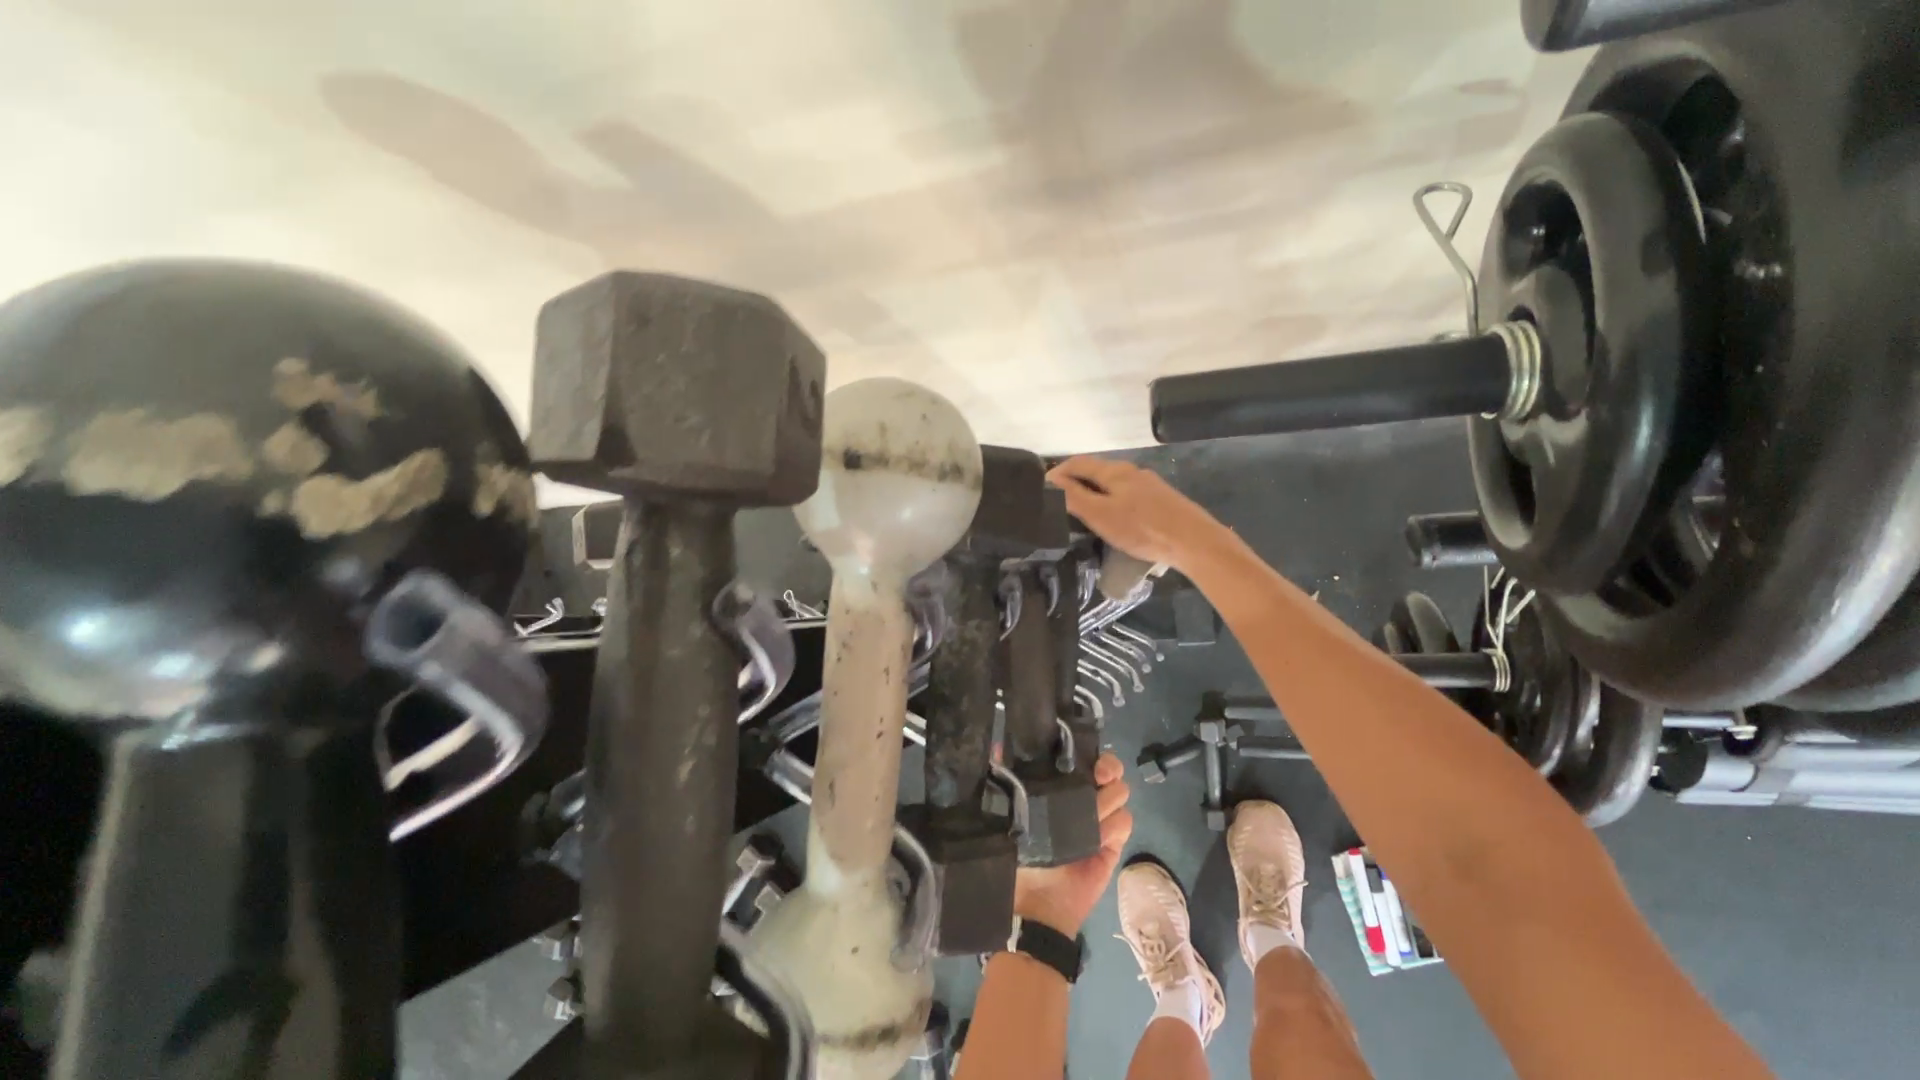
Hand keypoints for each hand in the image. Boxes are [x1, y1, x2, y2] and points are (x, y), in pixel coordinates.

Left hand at [1012, 752, 1132, 937]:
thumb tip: (995, 747)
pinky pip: (1125, 821)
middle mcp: (1084, 798)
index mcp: (1060, 790)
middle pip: (1111, 770)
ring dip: (1107, 802)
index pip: (1085, 759)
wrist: (1039, 904)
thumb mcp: (1010, 820)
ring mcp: (1102, 819)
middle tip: (1097, 779)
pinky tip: (1098, 839)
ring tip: (1091, 817)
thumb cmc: (1021, 859)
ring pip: (1121, 793)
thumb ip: (1006, 785)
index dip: (1091, 755)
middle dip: (1107, 770)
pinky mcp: (1114, 841)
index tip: (1087, 761)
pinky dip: (1114, 827)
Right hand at [1045, 457, 1226, 571]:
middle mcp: (1131, 471)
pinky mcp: (1160, 499)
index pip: (1078, 463)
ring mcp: (1149, 484)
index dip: (1058, 473)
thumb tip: (1051, 481)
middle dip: (1075, 481)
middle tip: (1059, 502)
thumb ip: (1074, 497)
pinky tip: (1114, 518)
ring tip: (1082, 512)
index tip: (1043, 489)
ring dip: (1094, 491)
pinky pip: (1127, 494)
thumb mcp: (1101, 515)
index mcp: (1115, 471)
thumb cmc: (1143, 528)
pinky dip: (1112, 500)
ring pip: (1113, 483)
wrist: (1194, 542)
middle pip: (1096, 470)